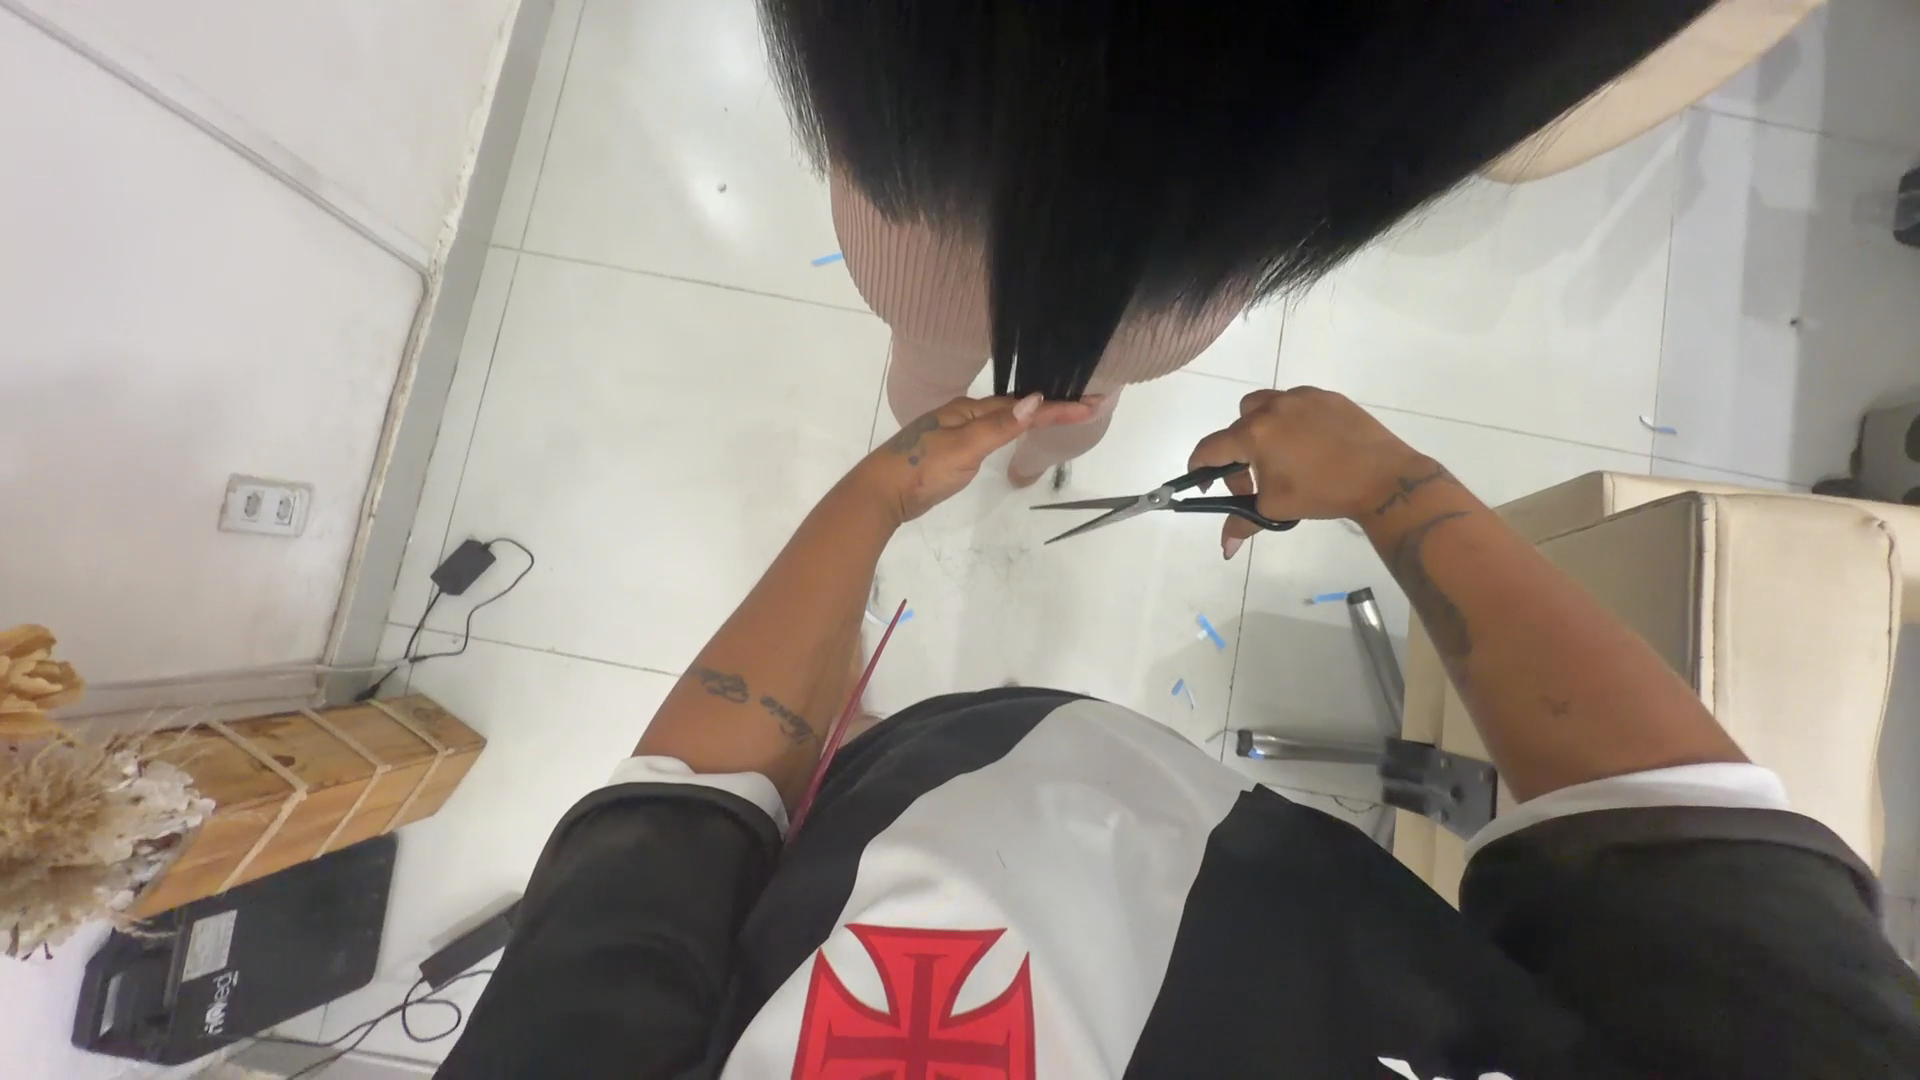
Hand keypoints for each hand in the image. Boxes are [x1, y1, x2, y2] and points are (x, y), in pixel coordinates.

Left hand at [850, 394, 1099, 523]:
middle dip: (1048, 405)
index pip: (1021, 405)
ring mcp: (954, 433)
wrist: (882, 492)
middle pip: (1013, 407)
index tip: (1090, 405)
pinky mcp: (949, 453)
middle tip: (1083, 405)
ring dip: (1029, 416)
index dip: (1056, 406)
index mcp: (968, 410)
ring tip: (1057, 413)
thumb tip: (1036, 401)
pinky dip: (1009, 430)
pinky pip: (989, 434)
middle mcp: (963, 415)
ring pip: (1000, 419)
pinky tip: (1011, 434)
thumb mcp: (965, 447)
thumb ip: (1000, 427)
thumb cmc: (922, 468)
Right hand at [1187, 387, 1442, 557]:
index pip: (1210, 449)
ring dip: (1259, 428)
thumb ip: (1242, 524)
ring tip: (1278, 455)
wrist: (1383, 478)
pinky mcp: (1327, 397)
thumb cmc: (1322, 493)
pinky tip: (1307, 445)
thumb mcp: (1275, 510)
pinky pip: (1295, 403)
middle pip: (1236, 426)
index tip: (1203, 485)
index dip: (1199, 468)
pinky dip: (1290, 421)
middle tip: (1254, 480)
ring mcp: (1301, 398)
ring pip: (1263, 406)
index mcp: (1254, 435)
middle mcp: (1272, 409)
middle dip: (1236, 453)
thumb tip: (1225, 551)